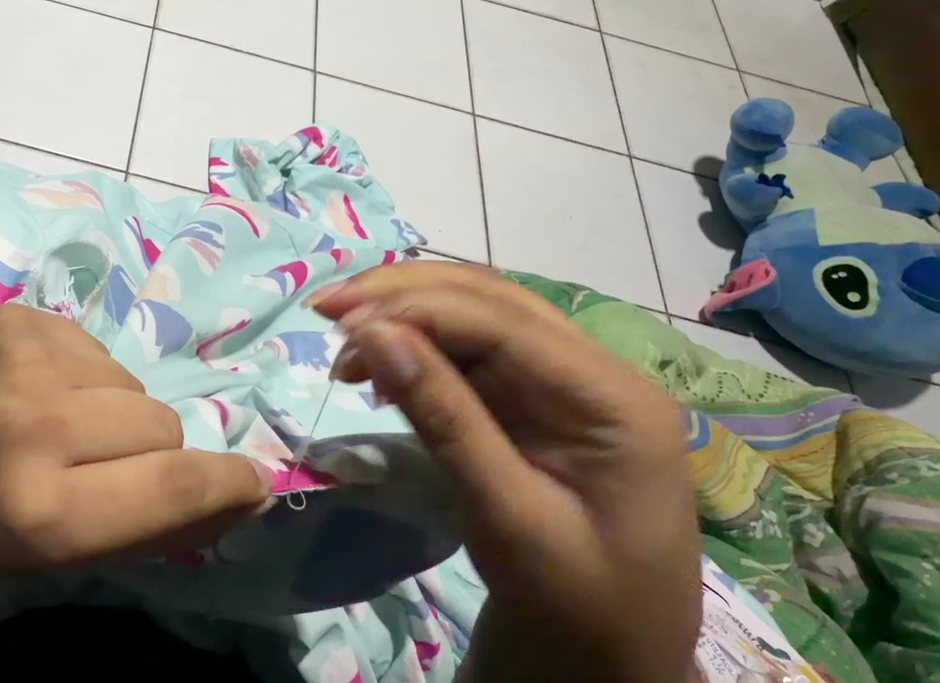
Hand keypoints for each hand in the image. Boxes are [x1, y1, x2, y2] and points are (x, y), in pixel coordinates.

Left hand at [0, 304, 271, 571]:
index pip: (175, 483)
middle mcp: (34, 422)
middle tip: (94, 464)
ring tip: (59, 424)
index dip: (226, 483)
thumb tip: (243, 488)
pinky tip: (37, 390)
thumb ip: (157, 525)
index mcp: (46, 509)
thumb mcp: (64, 557)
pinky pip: (99, 349)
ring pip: (134, 382)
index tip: (248, 482)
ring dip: (115, 408)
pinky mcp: (17, 316)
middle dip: (148, 450)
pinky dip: (86, 376)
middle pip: (162, 424)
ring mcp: (23, 356)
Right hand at [314, 262, 698, 682]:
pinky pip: (468, 346)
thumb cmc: (573, 603)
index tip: (339, 321)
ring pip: (474, 311)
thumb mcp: (507, 518)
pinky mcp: (534, 394)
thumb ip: (443, 419)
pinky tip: (377, 366)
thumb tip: (371, 332)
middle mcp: (594, 370)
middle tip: (325, 308)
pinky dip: (415, 344)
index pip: (503, 321)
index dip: (415, 308)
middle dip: (401, 293)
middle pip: (489, 297)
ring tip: (343, 346)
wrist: (608, 662)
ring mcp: (564, 379)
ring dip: (403, 314)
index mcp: (613, 398)